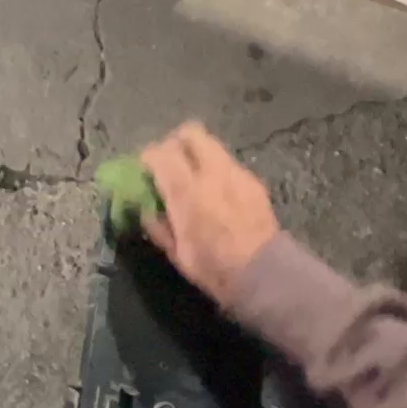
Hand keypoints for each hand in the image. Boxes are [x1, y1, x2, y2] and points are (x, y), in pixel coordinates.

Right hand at [140, 122, 279, 305]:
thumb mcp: (176, 253)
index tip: (143, 168)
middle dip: (174, 143)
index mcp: (188, 193)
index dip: (147, 157)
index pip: (161, 154)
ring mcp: (236, 173)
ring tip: (192, 177)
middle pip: (190, 133)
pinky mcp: (253, 180)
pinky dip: (215, 169)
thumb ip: (157, 225)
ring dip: (196, 154)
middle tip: (168, 163)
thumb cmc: (214, 268)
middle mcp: (212, 173)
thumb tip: (145, 209)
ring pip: (211, 144)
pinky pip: (228, 163)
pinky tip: (216, 192)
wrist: (263, 273)